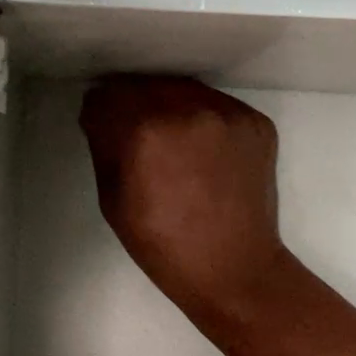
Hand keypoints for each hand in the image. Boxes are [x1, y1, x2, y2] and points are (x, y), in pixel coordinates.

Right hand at [79, 76, 289, 305]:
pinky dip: (203, 121)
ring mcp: (228, 114)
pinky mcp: (256, 122)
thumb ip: (104, 148)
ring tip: (172, 143)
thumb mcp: (112, 201)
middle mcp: (189, 111)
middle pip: (145, 85)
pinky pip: (216, 106)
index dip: (99, 114)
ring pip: (183, 90)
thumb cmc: (162, 245)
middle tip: (136, 137)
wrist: (234, 269)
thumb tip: (101, 116)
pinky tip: (203, 153)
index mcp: (146, 132)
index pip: (107, 97)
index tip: (102, 129)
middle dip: (132, 106)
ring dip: (169, 107)